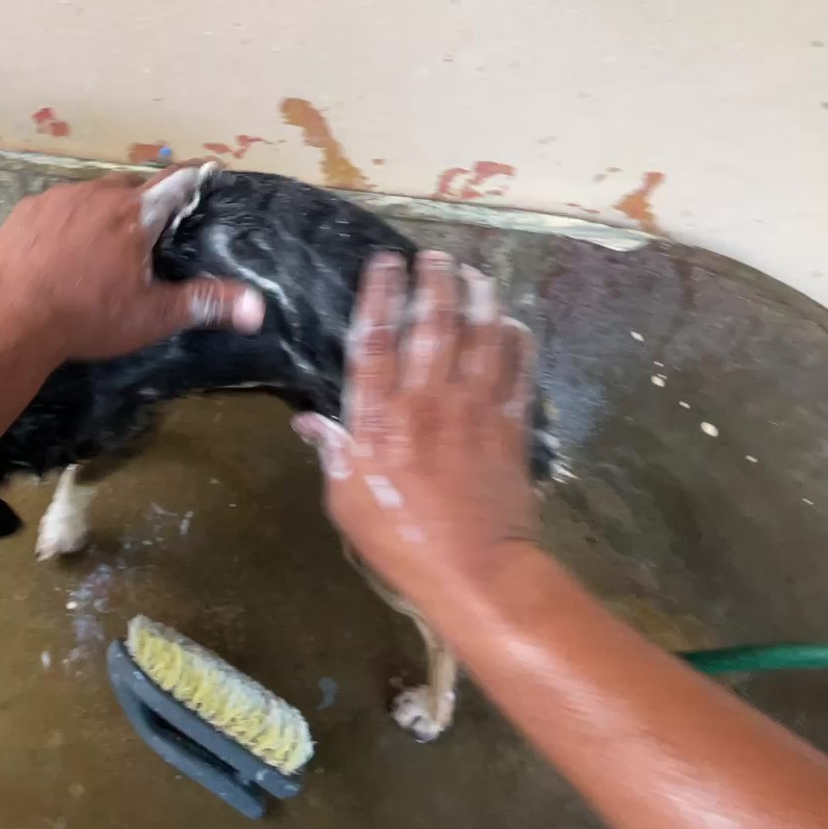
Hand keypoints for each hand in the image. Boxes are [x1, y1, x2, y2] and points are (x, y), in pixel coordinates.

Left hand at [0, 166, 264, 360]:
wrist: (9, 317)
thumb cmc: (88, 315)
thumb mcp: (152, 316)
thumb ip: (205, 304)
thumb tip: (259, 307)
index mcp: (136, 213)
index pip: (178, 181)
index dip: (196, 175)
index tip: (209, 170)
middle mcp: (98, 193)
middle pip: (133, 187)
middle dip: (146, 203)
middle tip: (150, 231)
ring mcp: (58, 199)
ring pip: (92, 195)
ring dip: (104, 212)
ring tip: (102, 245)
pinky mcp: (26, 211)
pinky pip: (58, 208)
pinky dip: (68, 222)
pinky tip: (61, 250)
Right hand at [292, 251, 537, 606]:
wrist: (475, 573)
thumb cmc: (398, 537)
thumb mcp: (345, 500)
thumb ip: (331, 452)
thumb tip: (309, 420)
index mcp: (379, 418)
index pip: (374, 341)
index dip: (378, 296)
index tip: (384, 264)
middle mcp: (427, 401)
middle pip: (433, 326)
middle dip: (434, 283)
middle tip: (433, 256)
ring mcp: (474, 410)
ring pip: (481, 338)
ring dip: (480, 299)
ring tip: (475, 273)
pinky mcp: (511, 426)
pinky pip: (518, 371)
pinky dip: (517, 342)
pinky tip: (513, 322)